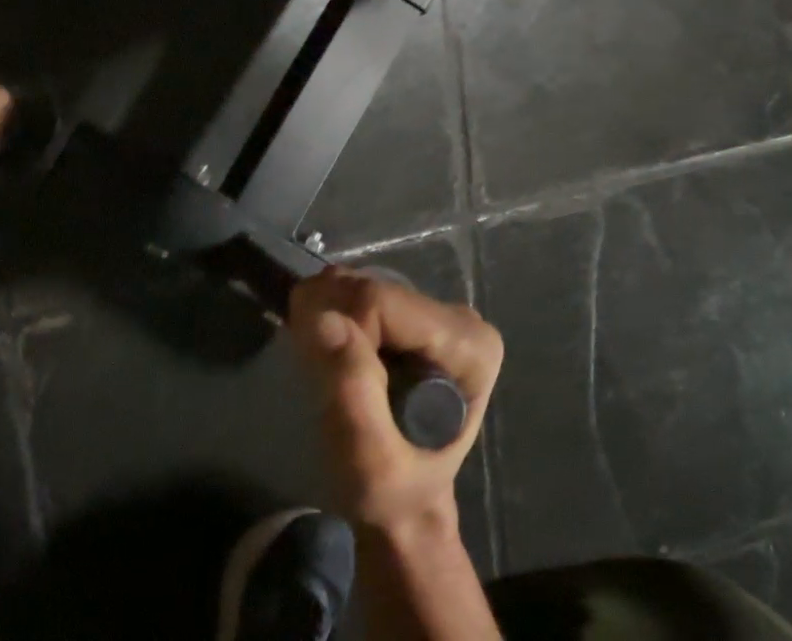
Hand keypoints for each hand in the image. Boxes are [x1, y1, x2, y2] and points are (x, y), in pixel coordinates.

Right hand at [290, 267, 502, 533]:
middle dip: (327, 326)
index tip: (331, 382)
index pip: (376, 302)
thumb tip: (324, 318)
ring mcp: (433, 312)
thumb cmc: (389, 490)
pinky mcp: (406, 313)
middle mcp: (459, 319)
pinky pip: (346, 293)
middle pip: (363, 288)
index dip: (340, 336)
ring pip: (349, 285)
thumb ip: (352, 390)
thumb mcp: (367, 461)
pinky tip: (333, 359)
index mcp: (468, 346)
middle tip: (323, 379)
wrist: (399, 507)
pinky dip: (325, 321)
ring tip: (328, 374)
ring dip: (322, 324)